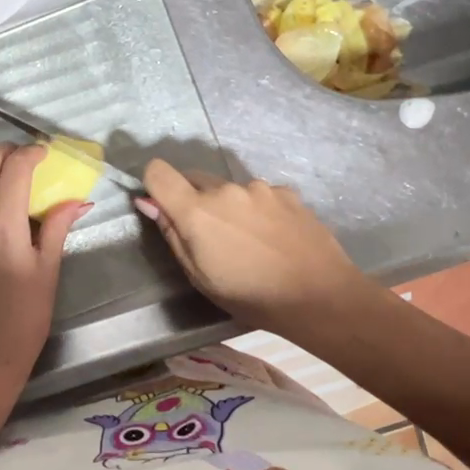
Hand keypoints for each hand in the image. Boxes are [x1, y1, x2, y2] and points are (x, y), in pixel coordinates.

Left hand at [0, 144, 89, 384]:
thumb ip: (58, 228)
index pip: (14, 170)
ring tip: (6, 168)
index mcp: (3, 228)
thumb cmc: (25, 318)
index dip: (31, 154)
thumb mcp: (48, 271)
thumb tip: (78, 199)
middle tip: (28, 157)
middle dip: (6, 152)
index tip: (46, 153)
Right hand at [136, 159, 371, 335]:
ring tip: (249, 243)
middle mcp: (226, 189)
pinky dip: (258, 210)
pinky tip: (274, 238)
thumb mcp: (200, 277)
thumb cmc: (250, 297)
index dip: (155, 185)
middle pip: (195, 180)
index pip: (159, 173)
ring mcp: (259, 188)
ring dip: (229, 207)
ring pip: (229, 190)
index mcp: (197, 211)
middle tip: (210, 237)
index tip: (162, 205)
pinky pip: (259, 195)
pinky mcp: (287, 192)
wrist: (320, 296)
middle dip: (194, 201)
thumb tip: (149, 203)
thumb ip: (172, 234)